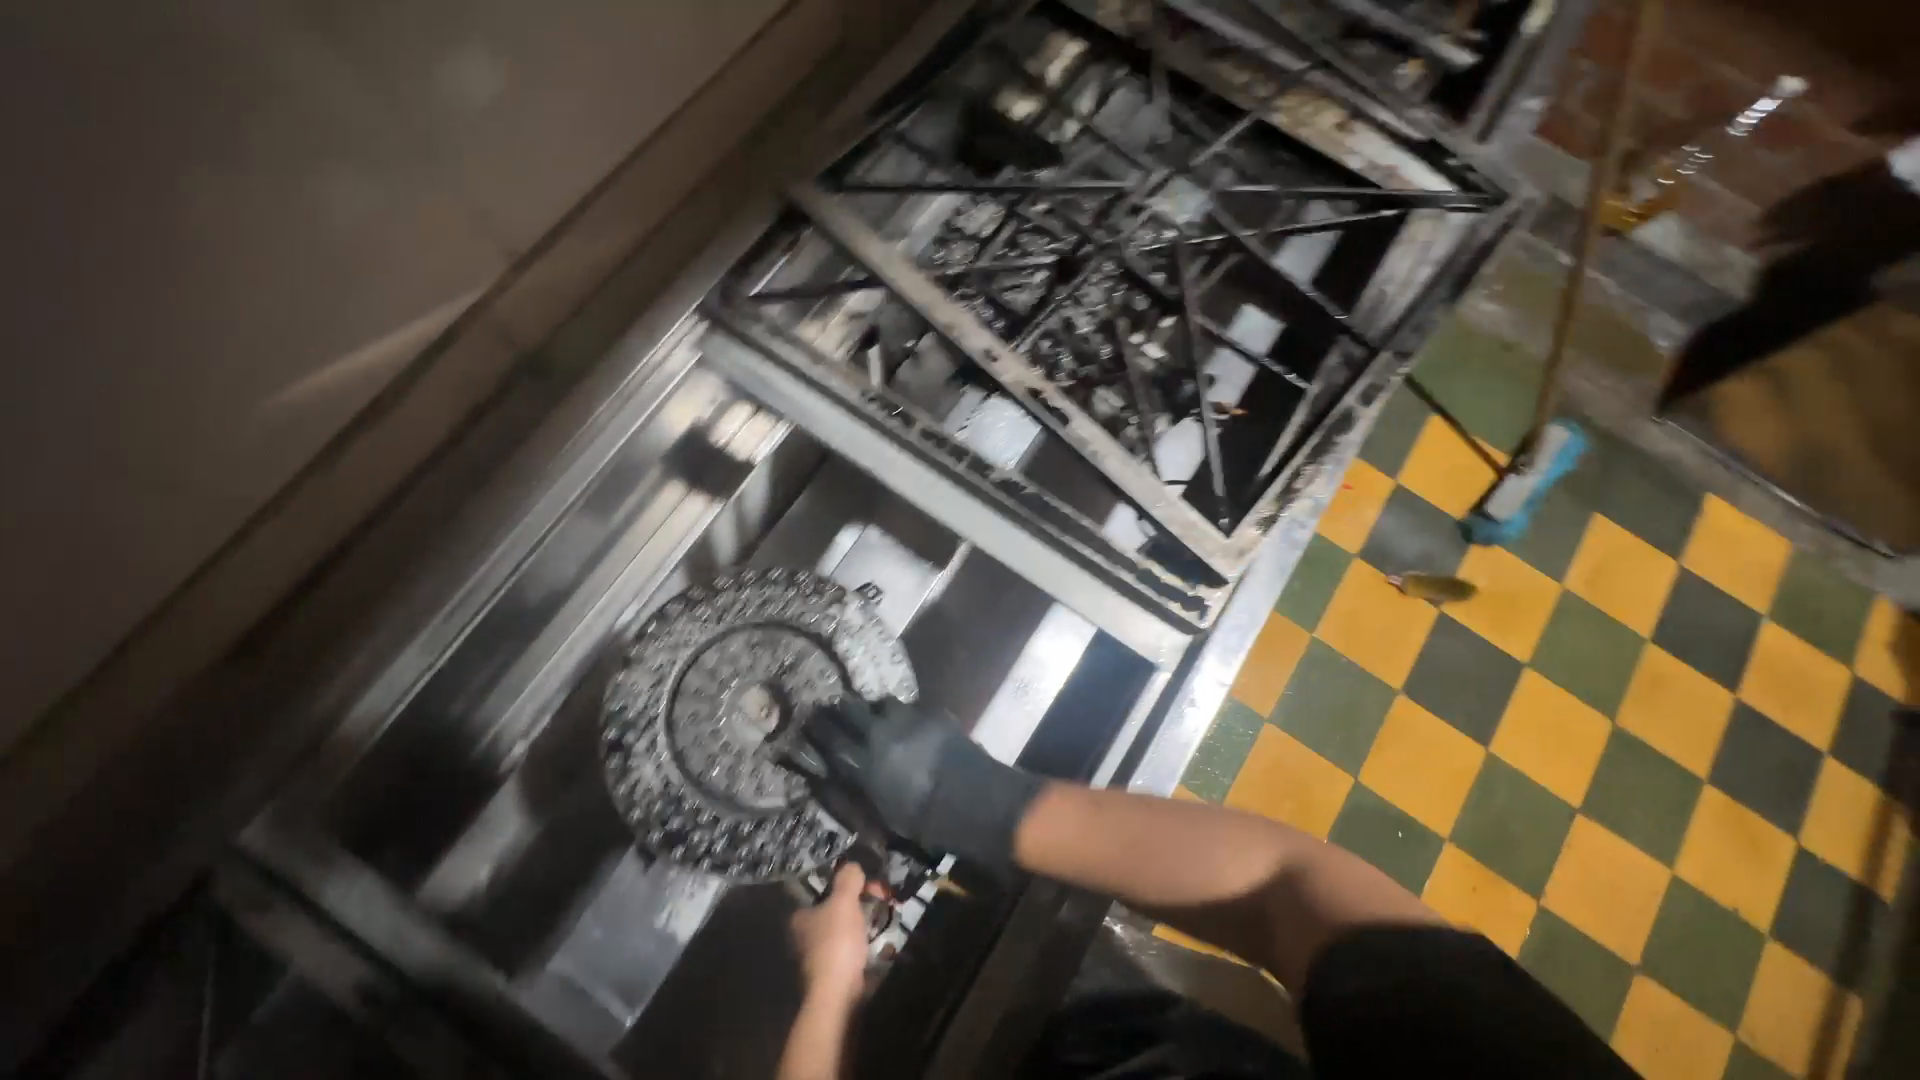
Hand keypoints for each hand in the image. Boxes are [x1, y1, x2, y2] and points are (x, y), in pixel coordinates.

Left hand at [791, 863, 870, 1003]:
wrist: (838, 993)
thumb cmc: (836, 942)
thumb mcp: (843, 901)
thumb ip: (848, 879)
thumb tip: (852, 866)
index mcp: (800, 917)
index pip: (824, 890)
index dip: (848, 884)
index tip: (869, 885)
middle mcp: (804, 936)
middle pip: (836, 910)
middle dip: (860, 904)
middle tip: (881, 901)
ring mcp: (818, 957)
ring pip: (845, 930)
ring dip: (864, 925)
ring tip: (883, 922)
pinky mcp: (833, 973)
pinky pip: (852, 951)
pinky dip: (865, 945)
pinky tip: (880, 945)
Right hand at [805, 698, 1042, 876]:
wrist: (972, 799)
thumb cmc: (924, 821)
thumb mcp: (881, 816)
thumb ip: (855, 793)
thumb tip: (834, 779)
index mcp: (862, 762)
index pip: (828, 738)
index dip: (816, 729)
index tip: (807, 723)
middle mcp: (879, 733)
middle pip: (848, 709)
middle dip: (839, 709)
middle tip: (835, 711)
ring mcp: (906, 718)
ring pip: (880, 703)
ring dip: (875, 709)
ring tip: (877, 717)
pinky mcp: (932, 713)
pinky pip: (911, 708)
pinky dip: (906, 715)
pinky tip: (910, 724)